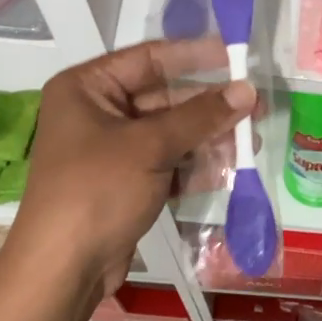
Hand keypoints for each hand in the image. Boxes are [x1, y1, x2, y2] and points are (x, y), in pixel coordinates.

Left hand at [2, 41, 253, 292]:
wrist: (66, 265)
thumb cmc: (98, 190)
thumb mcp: (150, 146)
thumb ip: (201, 116)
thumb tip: (248, 89)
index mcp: (87, 88)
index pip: (149, 59)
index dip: (194, 56)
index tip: (237, 55)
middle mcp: (97, 113)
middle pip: (164, 99)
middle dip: (209, 106)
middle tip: (255, 109)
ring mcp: (112, 151)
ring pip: (171, 135)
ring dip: (209, 139)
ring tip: (252, 144)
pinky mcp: (127, 184)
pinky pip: (168, 165)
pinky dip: (195, 168)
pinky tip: (230, 171)